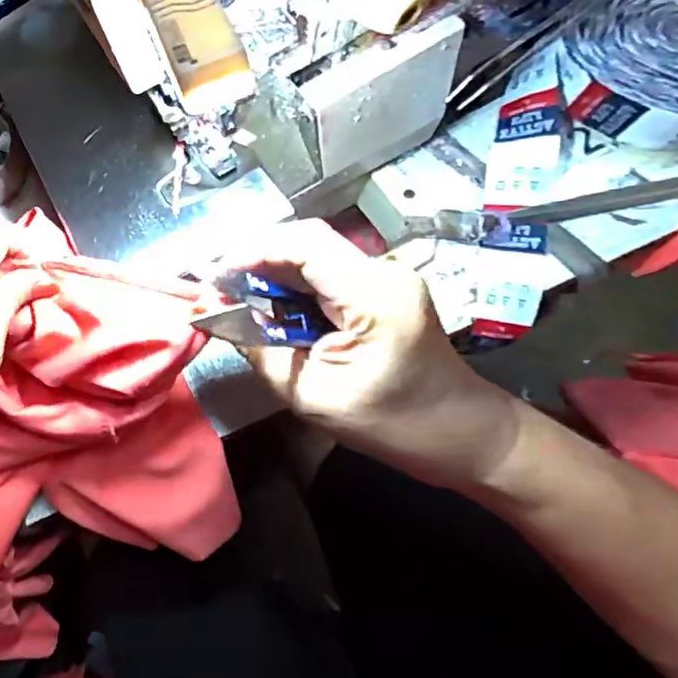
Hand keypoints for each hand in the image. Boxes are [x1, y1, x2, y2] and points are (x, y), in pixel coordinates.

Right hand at [224, 220, 525, 490]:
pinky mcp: (382, 288)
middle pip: (306, 240)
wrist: (464, 436)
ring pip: (314, 252)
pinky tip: (271, 303)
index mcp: (372, 293)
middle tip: (218, 284)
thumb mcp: (313, 395)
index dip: (250, 253)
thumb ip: (259, 350)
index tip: (214, 276)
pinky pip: (327, 271)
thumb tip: (213, 313)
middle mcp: (381, 271)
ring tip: (235, 292)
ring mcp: (385, 276)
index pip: (301, 245)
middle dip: (256, 257)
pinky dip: (292, 282)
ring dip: (272, 269)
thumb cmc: (393, 425)